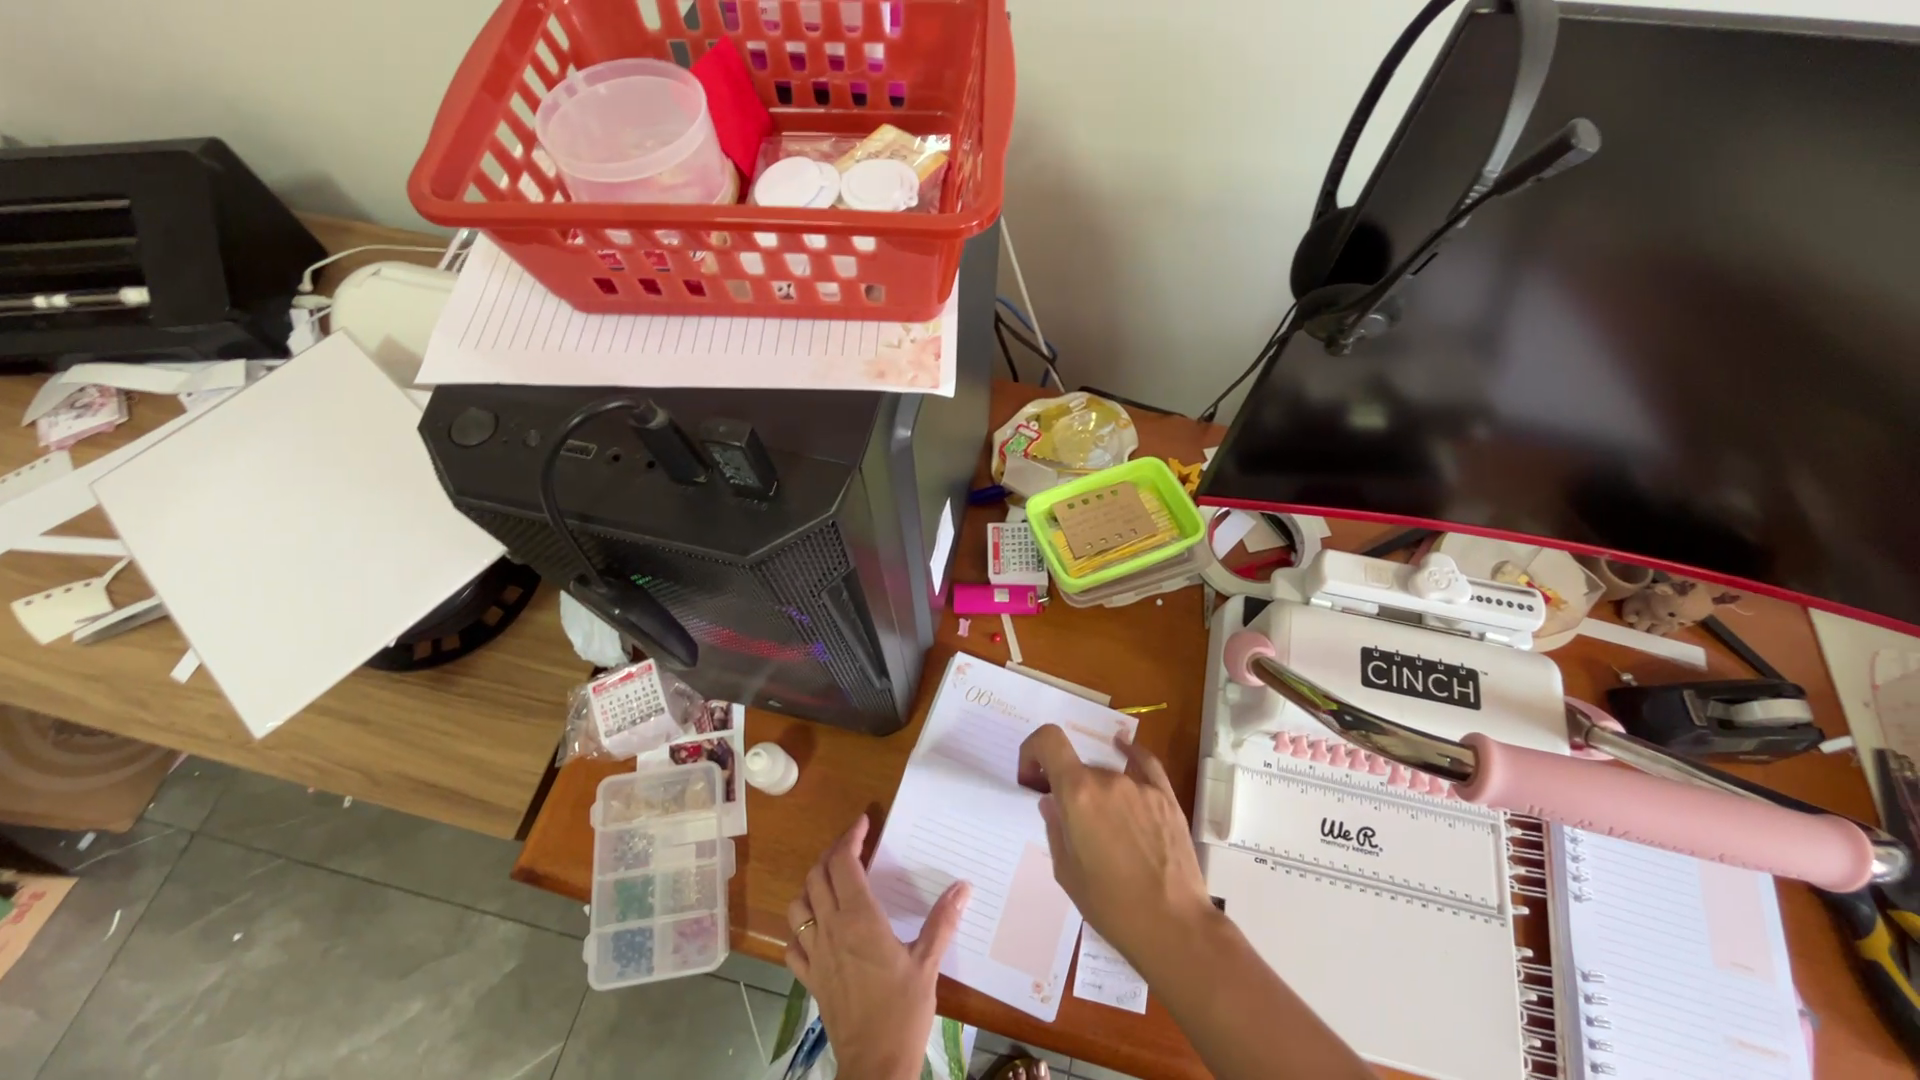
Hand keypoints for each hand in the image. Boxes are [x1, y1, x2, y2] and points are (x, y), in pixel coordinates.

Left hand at [786, 813, 970, 1079]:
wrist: (874, 1063)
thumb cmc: (903, 1012)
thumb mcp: (928, 963)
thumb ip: (942, 921)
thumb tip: (963, 887)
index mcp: (860, 919)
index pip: (844, 863)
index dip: (850, 837)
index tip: (863, 823)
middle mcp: (831, 929)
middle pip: (817, 876)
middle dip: (832, 854)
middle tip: (853, 847)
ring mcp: (815, 954)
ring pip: (798, 905)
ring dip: (811, 885)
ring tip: (833, 881)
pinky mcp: (808, 978)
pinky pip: (792, 943)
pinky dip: (800, 927)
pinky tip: (815, 928)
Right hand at [1017, 726, 1213, 969]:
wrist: (1172, 925)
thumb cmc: (1110, 905)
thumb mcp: (1067, 872)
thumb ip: (1055, 829)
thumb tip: (1052, 803)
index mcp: (1077, 794)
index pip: (1049, 741)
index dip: (1033, 750)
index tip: (1032, 777)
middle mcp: (1109, 780)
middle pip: (1079, 766)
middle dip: (1067, 786)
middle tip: (1069, 820)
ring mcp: (1142, 787)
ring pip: (1108, 774)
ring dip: (1097, 790)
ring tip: (1105, 828)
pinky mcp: (1167, 798)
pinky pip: (1145, 765)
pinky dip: (1130, 755)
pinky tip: (1123, 751)